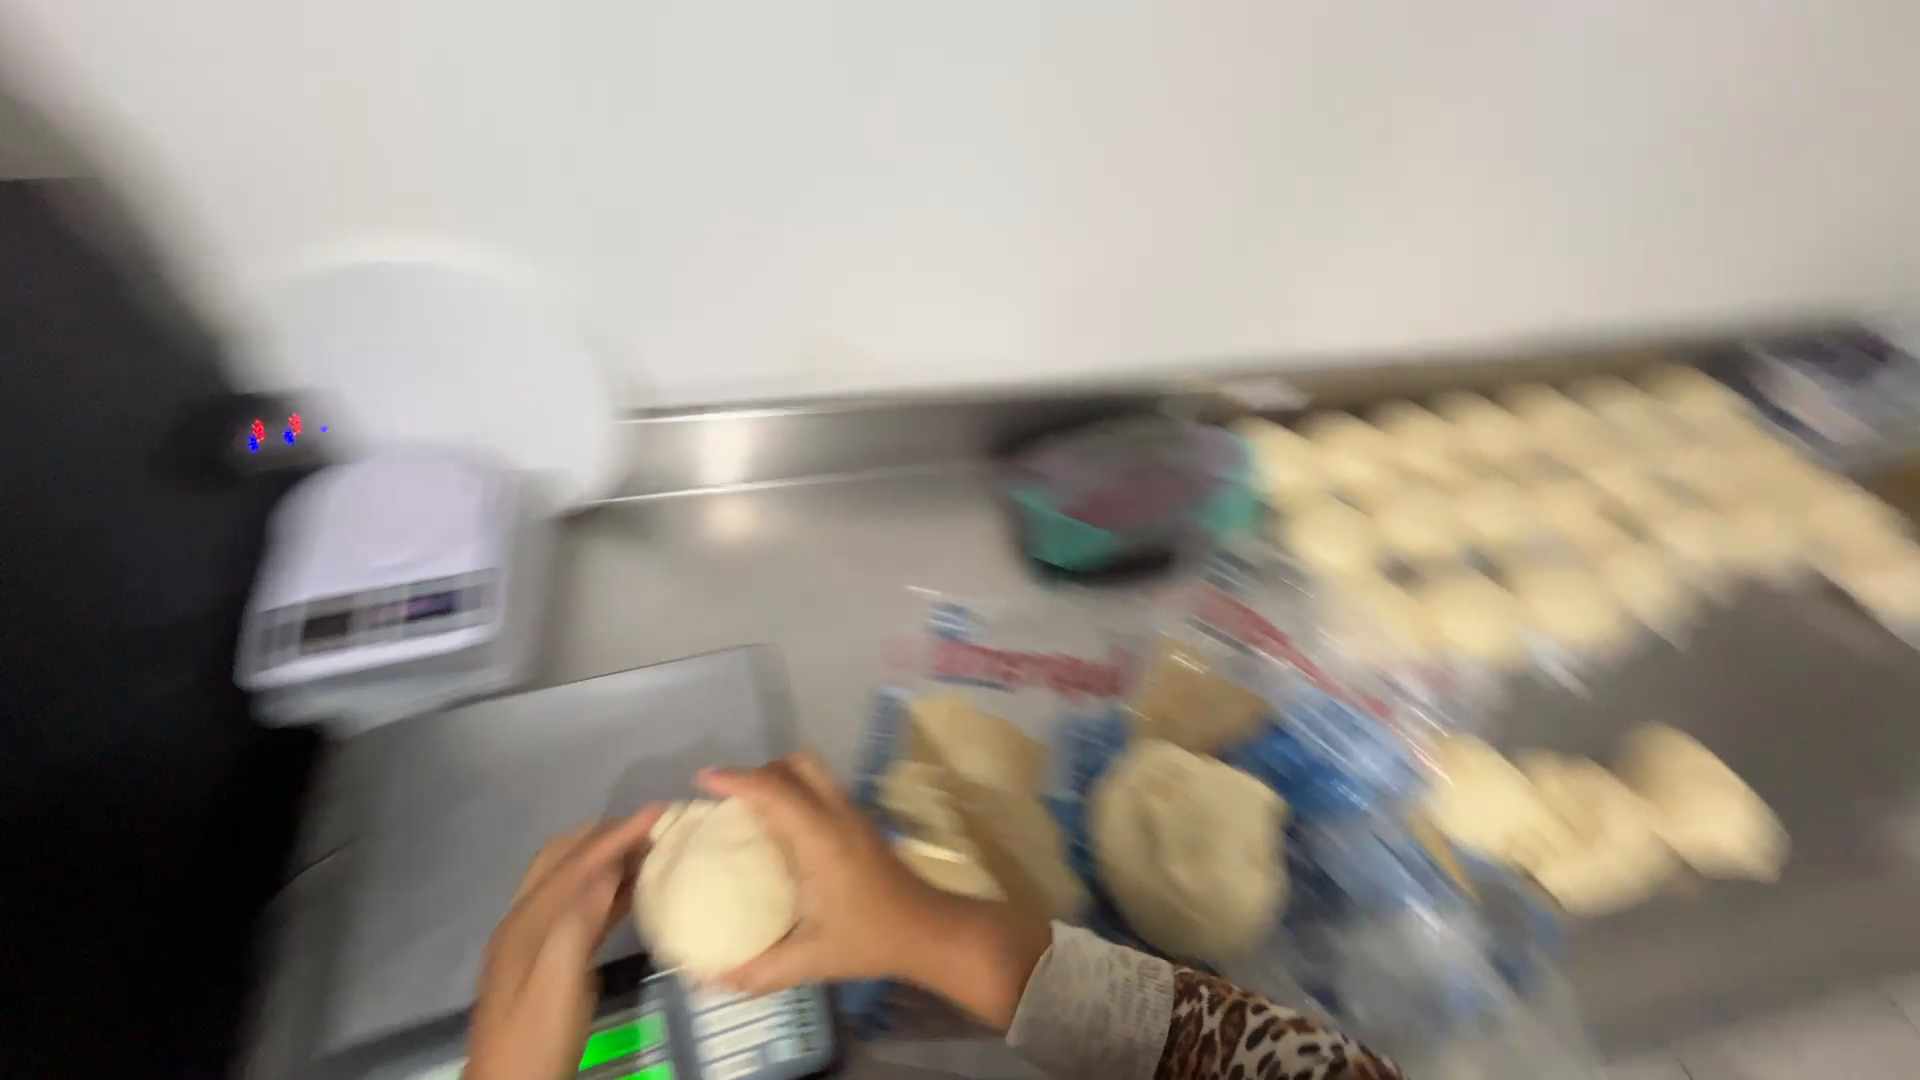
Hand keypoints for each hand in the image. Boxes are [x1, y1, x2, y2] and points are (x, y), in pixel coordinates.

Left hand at [466, 809, 662, 1079]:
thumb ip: (578, 923)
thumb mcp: (559, 986)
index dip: (618, 832)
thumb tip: (606, 867)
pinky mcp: (546, 955)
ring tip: (650, 848)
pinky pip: (579, 902)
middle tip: (654, 826)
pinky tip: (633, 889)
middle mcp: (525, 919)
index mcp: (527, 921)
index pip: (578, 861)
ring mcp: (533, 937)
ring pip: (571, 876)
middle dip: (608, 834)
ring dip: (608, 856)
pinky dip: (606, 884)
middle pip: (566, 857)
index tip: (659, 810)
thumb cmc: (537, 1042)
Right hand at [698, 754, 1051, 1028]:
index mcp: (821, 838)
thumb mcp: (809, 960)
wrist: (927, 929)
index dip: (737, 779)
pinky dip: (796, 787)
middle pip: (796, 764)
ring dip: (779, 775)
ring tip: (748, 805)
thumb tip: (704, 979)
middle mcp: (837, 813)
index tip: (702, 780)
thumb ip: (756, 970)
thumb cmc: (869, 940)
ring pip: (812, 769)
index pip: (775, 791)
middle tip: (727, 796)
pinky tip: (781, 823)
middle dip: (758, 770)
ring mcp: (853, 812)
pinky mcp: (860, 819)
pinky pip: (821, 785)